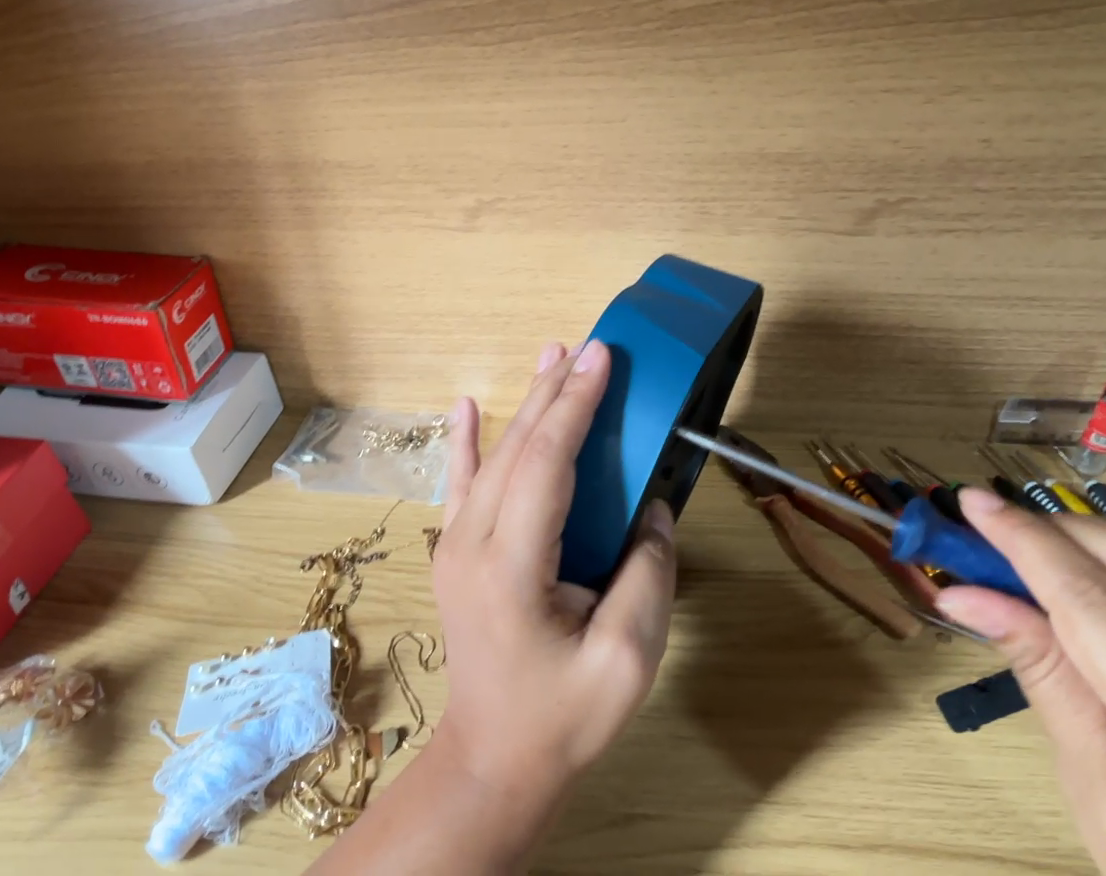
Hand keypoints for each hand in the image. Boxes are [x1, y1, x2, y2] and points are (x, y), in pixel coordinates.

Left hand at [305, 340, 676, 875]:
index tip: (602, 358)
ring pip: (494, 458)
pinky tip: (466, 406)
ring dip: (527, 405)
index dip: (576, 406)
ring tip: (552, 355)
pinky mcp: (455, 555)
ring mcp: (456, 548)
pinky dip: (465, 441)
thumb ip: (646, 575)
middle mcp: (472, 544)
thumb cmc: (562, 717)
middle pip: (518, 449)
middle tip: (592, 346)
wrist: (494, 758)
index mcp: (512, 567)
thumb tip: (649, 510)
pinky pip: (461, 484)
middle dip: (557, 392)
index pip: (546, 464)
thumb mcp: (627, 659)